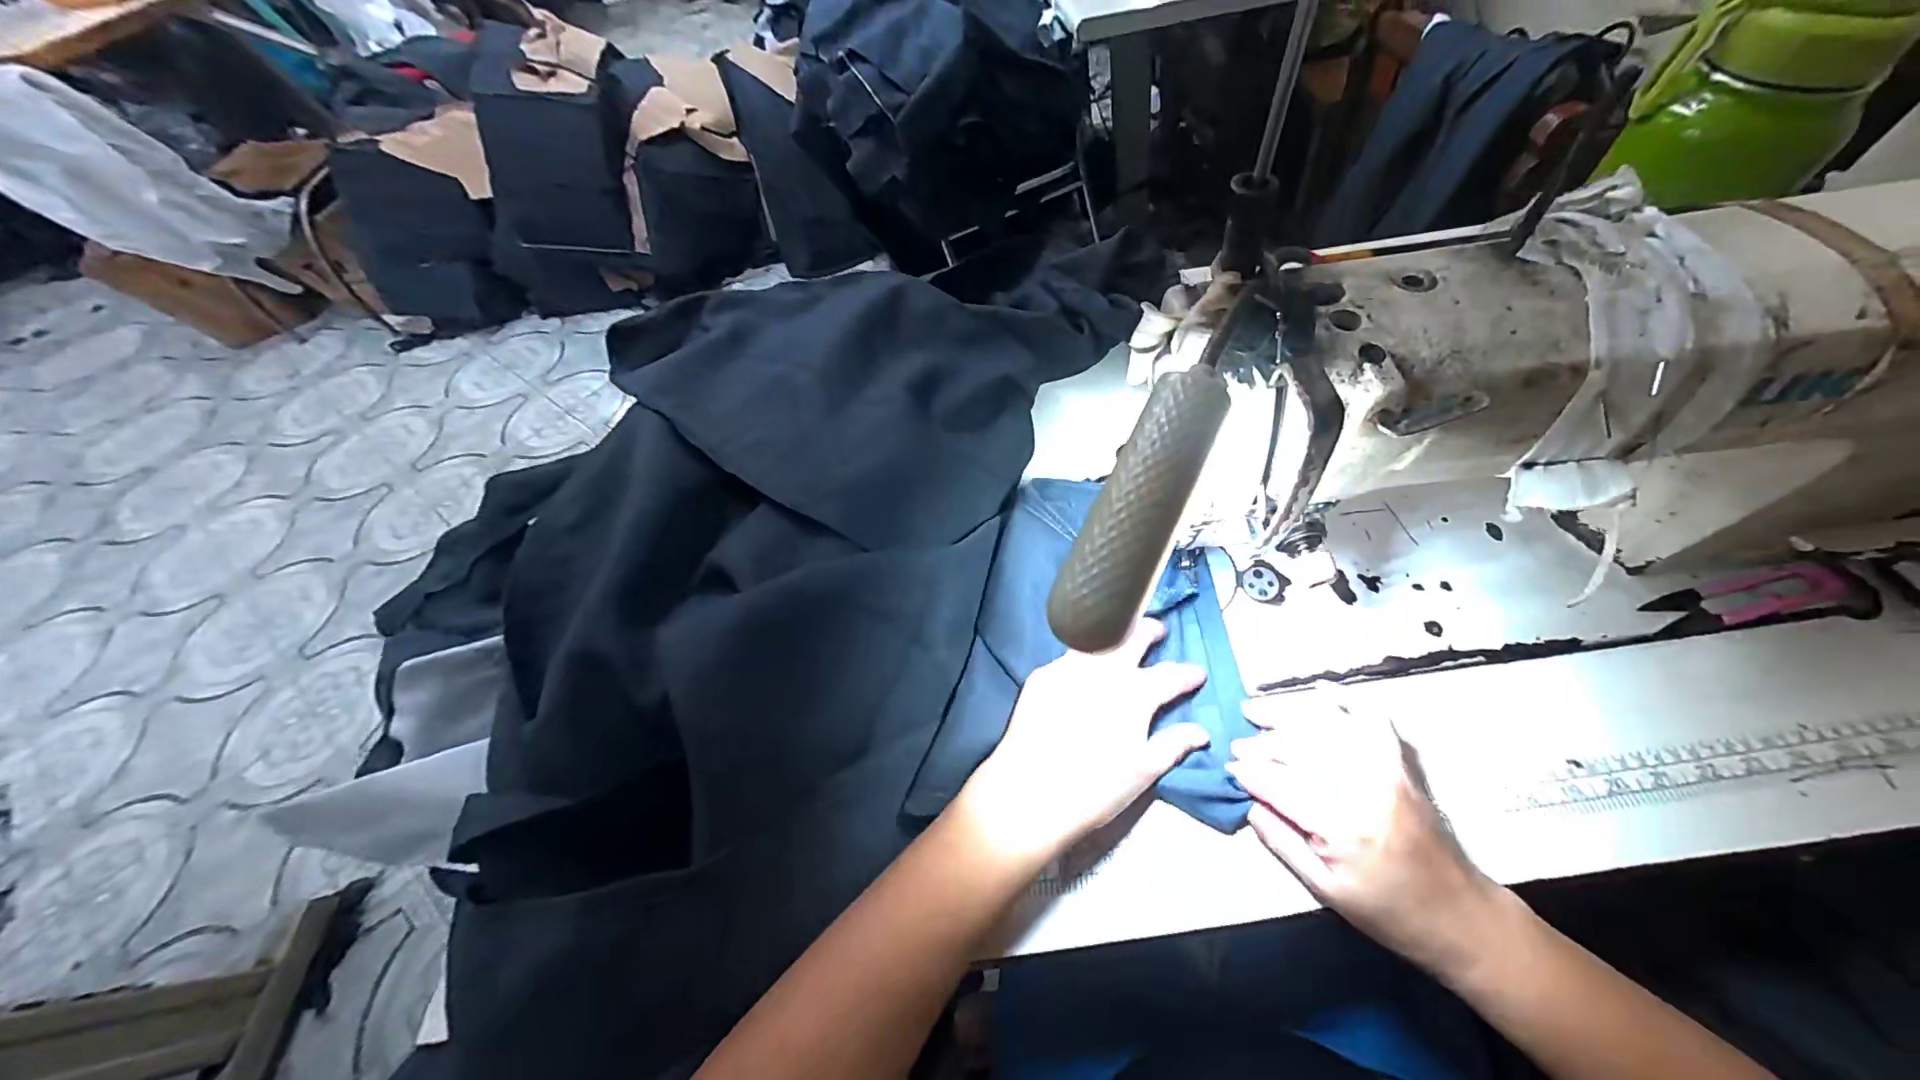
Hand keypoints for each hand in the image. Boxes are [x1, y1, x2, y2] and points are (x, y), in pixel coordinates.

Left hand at [956, 618, 1208, 863]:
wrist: (1029, 791)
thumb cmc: (1095, 787)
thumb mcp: (1143, 771)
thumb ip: (1173, 745)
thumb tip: (1201, 732)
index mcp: (1135, 692)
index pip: (1170, 675)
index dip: (1188, 673)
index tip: (1198, 673)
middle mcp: (1103, 670)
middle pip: (1132, 637)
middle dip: (1149, 630)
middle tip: (1157, 630)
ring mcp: (1068, 668)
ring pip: (1098, 639)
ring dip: (1115, 635)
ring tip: (1122, 639)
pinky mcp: (1041, 675)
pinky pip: (1069, 656)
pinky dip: (1084, 654)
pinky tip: (1084, 665)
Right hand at [1226, 694, 1511, 980]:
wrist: (1462, 916)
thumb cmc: (1388, 913)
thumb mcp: (1324, 890)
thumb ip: (1281, 842)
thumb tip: (1247, 802)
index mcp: (1342, 827)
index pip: (1279, 783)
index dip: (1248, 772)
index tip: (1227, 767)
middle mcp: (1365, 789)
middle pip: (1300, 747)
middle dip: (1261, 741)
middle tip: (1237, 743)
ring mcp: (1388, 771)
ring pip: (1328, 724)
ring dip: (1288, 713)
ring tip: (1258, 709)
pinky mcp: (1404, 765)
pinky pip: (1373, 719)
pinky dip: (1345, 701)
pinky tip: (1320, 693)